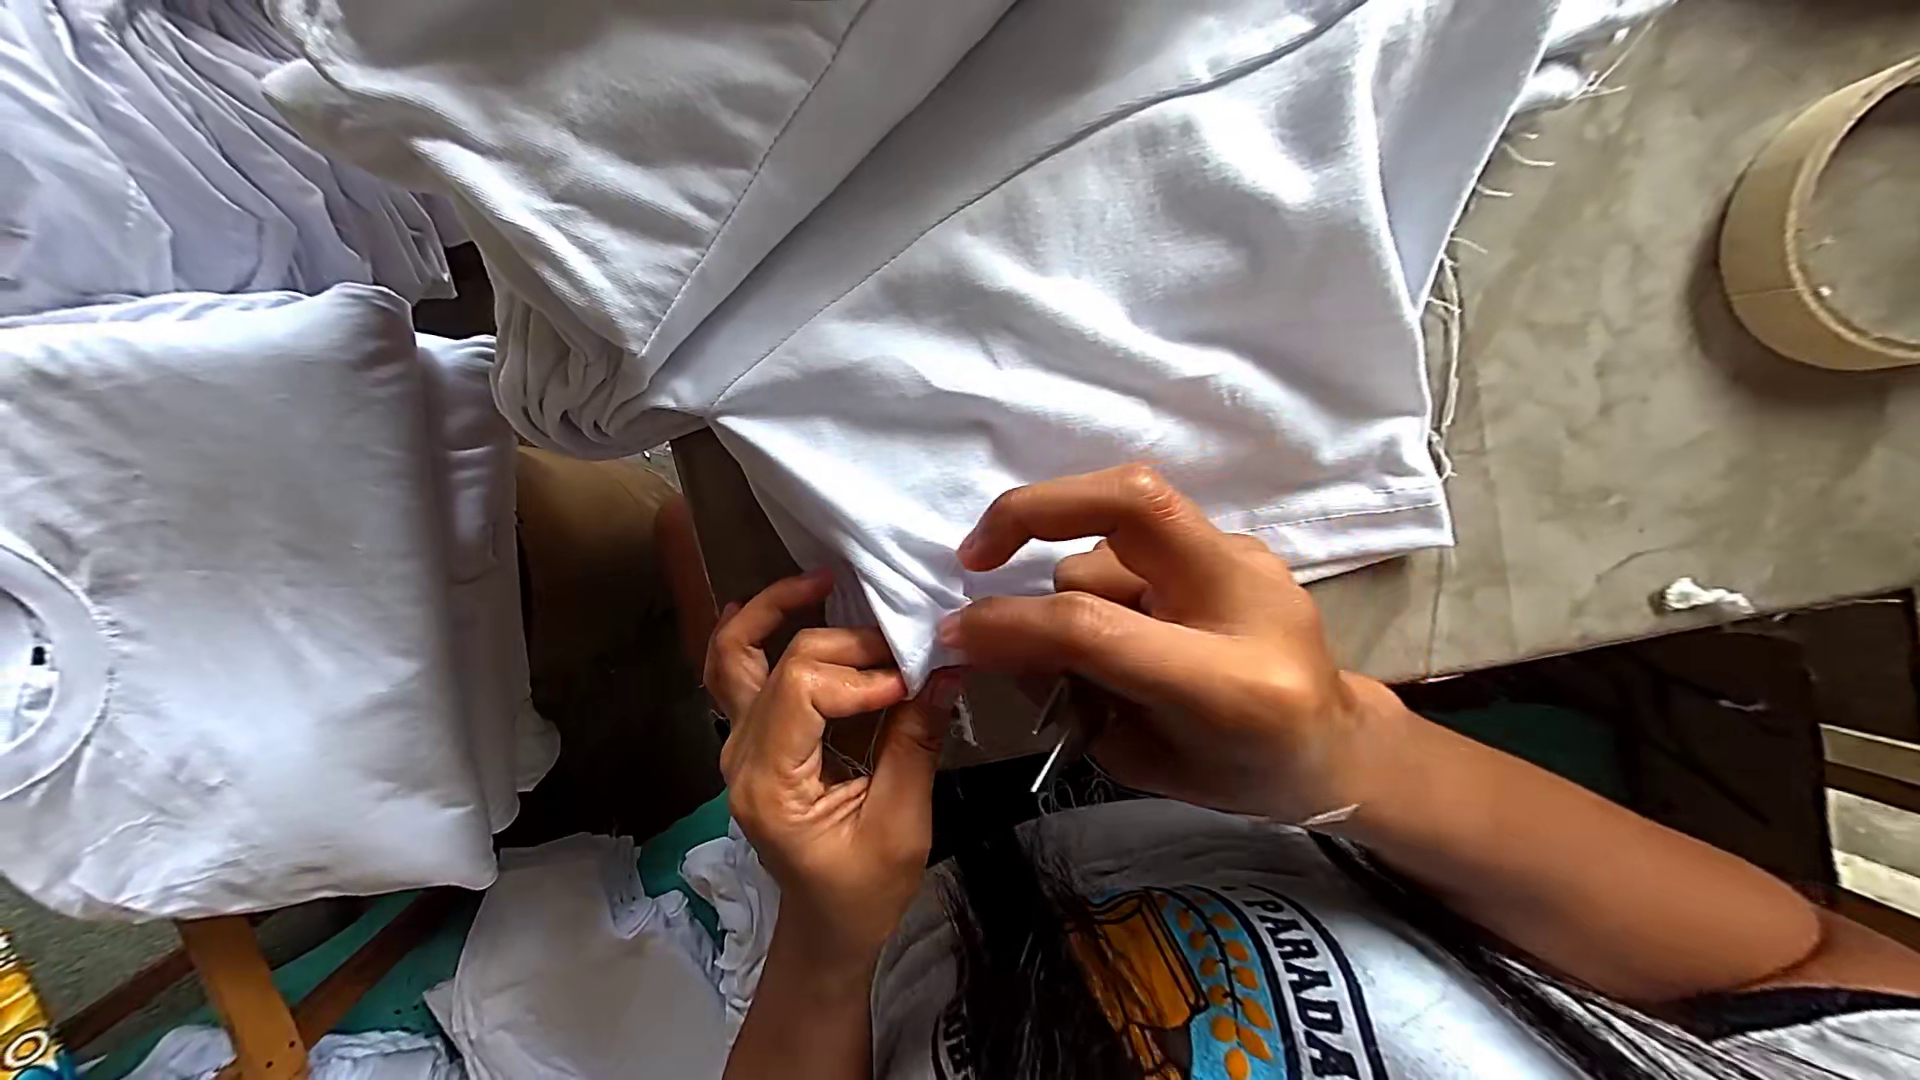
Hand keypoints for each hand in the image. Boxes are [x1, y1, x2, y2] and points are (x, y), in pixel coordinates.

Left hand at [707, 571, 957, 965]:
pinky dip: (752, 632)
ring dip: (772, 610)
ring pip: (732, 654)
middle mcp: (740, 754)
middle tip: (897, 645)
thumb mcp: (901, 825)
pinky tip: (777, 607)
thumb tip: (947, 670)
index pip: (802, 689)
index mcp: (770, 784)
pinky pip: (736, 671)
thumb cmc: (863, 891)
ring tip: (820, 581)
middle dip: (845, 644)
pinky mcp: (755, 735)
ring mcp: (739, 742)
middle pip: (780, 662)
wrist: (825, 926)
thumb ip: (916, 742)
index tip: (912, 685)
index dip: (862, 676)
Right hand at [938, 465, 1392, 821]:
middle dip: (1033, 511)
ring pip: (1120, 528)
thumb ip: (1066, 689)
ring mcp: (1249, 557)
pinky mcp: (1240, 543)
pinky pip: (1143, 531)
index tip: (955, 631)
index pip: (1093, 627)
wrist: (1337, 745)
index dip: (1008, 622)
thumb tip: (996, 631)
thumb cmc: (1240, 774)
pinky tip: (1117, 609)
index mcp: (1229, 683)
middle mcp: (1246, 597)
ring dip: (1074, 575)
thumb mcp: (1139, 758)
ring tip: (1079, 633)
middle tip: (977, 554)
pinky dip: (1102, 562)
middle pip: (1131, 501)